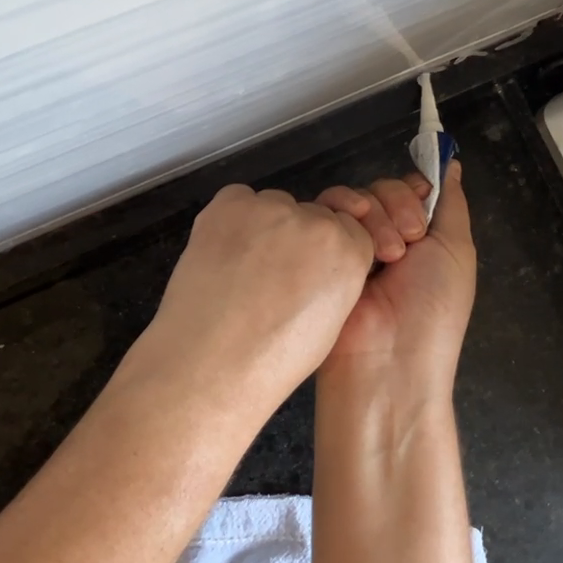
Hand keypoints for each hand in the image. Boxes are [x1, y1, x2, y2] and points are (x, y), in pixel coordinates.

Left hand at [123, 185, 375, 413]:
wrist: (212, 363)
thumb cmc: (273, 360)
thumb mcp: (331, 322)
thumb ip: (335, 279)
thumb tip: (315, 263)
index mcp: (350, 253)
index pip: (349, 229)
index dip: (324, 254)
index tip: (304, 276)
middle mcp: (316, 222)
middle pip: (312, 214)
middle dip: (296, 238)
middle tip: (268, 276)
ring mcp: (271, 209)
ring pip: (274, 206)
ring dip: (264, 227)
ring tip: (240, 270)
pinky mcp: (229, 204)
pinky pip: (238, 199)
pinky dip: (231, 219)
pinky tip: (222, 254)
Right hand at [316, 163, 474, 386]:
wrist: (388, 360)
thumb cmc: (433, 308)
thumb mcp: (457, 251)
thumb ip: (451, 204)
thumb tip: (451, 164)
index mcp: (418, 239)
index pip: (408, 190)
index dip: (413, 188)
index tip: (422, 199)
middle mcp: (381, 239)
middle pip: (380, 189)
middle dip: (396, 205)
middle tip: (407, 241)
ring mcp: (347, 246)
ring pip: (352, 198)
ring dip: (373, 215)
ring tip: (383, 254)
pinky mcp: (318, 253)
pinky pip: (323, 213)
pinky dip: (340, 215)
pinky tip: (352, 241)